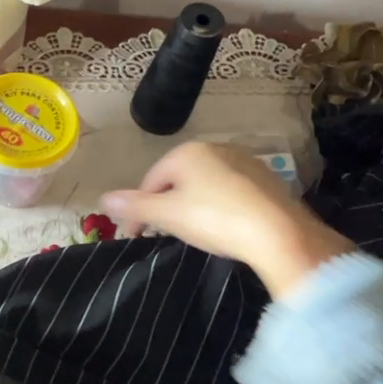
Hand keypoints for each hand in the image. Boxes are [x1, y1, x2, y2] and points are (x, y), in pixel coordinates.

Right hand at [102, 142, 353, 297]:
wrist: (279, 233)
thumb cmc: (215, 219)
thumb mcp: (167, 215)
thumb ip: (134, 206)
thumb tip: (103, 198)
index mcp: (188, 152)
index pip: (151, 180)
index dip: (139, 209)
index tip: (135, 235)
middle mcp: (217, 148)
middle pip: (178, 180)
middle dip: (167, 206)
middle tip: (164, 234)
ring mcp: (245, 162)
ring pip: (206, 185)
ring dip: (193, 206)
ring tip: (195, 233)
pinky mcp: (267, 180)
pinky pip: (231, 192)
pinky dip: (220, 208)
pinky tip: (225, 228)